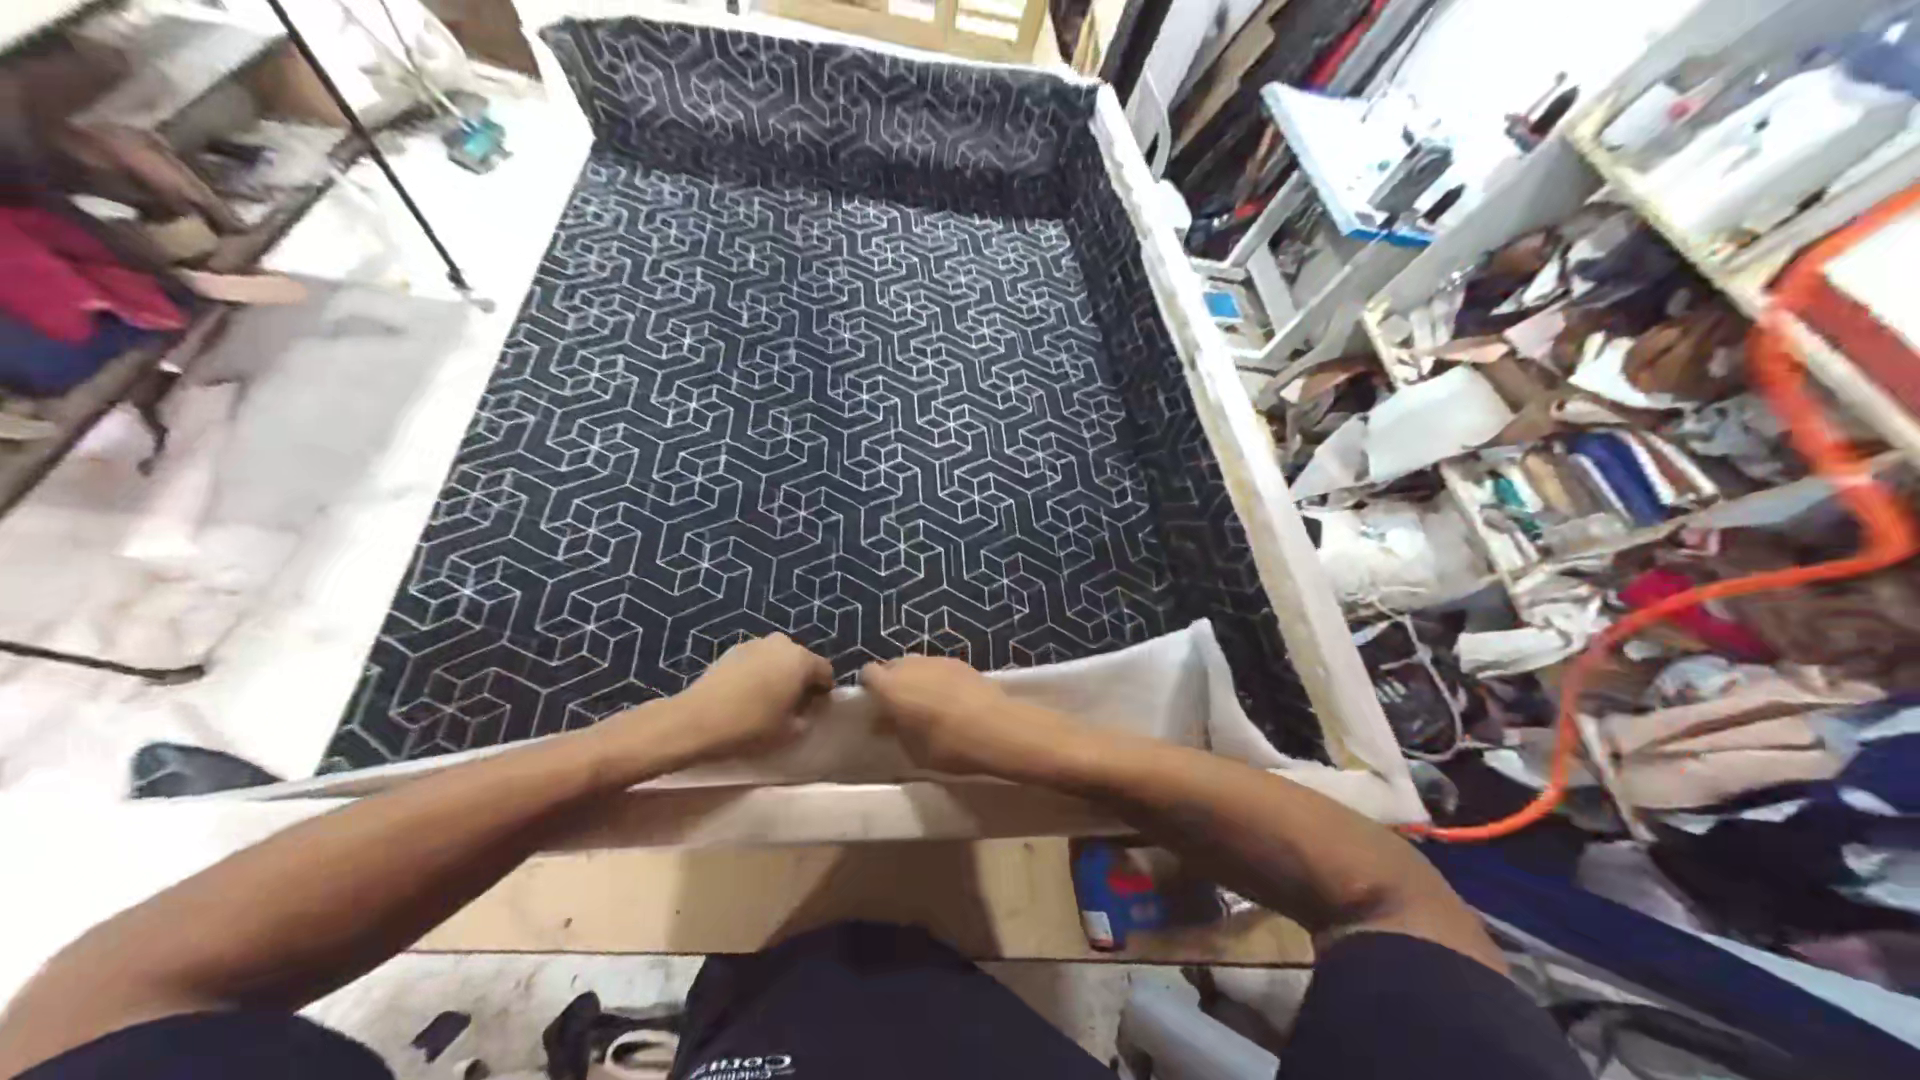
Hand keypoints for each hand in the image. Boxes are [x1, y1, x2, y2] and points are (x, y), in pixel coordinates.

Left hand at [604, 634, 833, 765]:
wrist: (696, 721)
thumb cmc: (751, 726)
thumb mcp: (790, 731)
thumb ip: (807, 716)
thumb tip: (805, 707)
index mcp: (801, 660)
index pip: (825, 672)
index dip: (823, 691)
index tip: (813, 710)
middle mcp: (781, 644)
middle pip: (801, 661)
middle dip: (800, 680)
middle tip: (790, 706)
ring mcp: (754, 643)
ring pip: (777, 659)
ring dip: (778, 674)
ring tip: (765, 700)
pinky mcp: (732, 650)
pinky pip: (756, 660)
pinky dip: (757, 673)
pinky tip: (745, 694)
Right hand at [859, 656, 1096, 782]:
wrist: (996, 728)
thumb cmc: (948, 746)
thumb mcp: (913, 750)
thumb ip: (895, 731)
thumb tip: (885, 722)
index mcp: (890, 687)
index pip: (868, 673)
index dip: (870, 686)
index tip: (877, 703)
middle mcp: (910, 666)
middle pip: (892, 665)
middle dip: (893, 681)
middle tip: (902, 704)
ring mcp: (937, 661)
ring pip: (917, 664)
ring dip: (916, 678)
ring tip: (929, 700)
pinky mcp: (960, 662)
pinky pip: (938, 666)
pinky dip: (938, 677)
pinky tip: (952, 697)